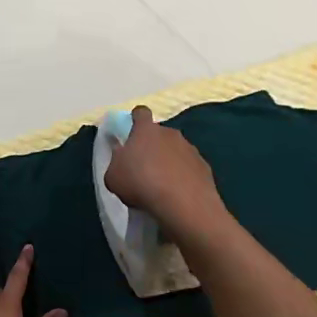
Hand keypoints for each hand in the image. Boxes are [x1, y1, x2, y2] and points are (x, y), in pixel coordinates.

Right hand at [103, 106, 225, 235]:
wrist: (182, 203)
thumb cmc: (140, 183)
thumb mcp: (113, 177)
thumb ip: (116, 162)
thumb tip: (122, 158)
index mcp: (145, 130)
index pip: (141, 113)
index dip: (136, 120)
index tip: (132, 132)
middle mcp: (170, 133)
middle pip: (160, 133)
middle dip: (153, 145)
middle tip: (145, 166)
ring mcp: (190, 148)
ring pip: (176, 149)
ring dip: (170, 161)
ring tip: (163, 183)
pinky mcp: (204, 165)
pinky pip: (189, 166)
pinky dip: (184, 175)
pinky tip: (178, 192)